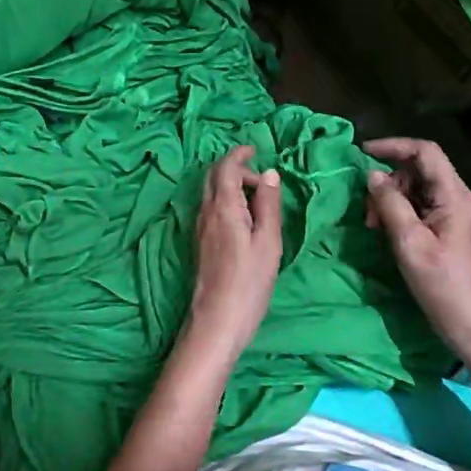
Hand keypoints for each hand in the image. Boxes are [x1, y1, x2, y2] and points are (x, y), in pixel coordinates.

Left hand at [185, 146, 282, 359]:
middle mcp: (206, 212)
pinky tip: (245, 219)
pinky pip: (211, 208)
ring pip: (212, 193)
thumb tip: (269, 173)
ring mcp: (200, 228)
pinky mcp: (201, 243)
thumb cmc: (248, 282)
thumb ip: (268, 204)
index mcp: (223, 207)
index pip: (226, 167)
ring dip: (232, 186)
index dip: (239, 154)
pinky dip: (227, 201)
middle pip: (215, 177)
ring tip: (259, 200)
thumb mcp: (268, 241)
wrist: (216, 322)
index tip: (254, 149)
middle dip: (236, 168)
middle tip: (262, 179)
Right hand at [363, 138, 470, 356]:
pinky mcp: (455, 233)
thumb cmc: (443, 286)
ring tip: (375, 226)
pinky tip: (390, 233)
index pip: (426, 151)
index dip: (394, 146)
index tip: (363, 153)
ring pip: (421, 190)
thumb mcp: (409, 244)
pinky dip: (404, 213)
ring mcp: (460, 216)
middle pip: (421, 170)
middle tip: (368, 211)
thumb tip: (373, 176)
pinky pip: (426, 208)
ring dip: (394, 199)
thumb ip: (390, 204)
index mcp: (455, 196)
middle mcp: (461, 199)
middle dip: (390, 181)